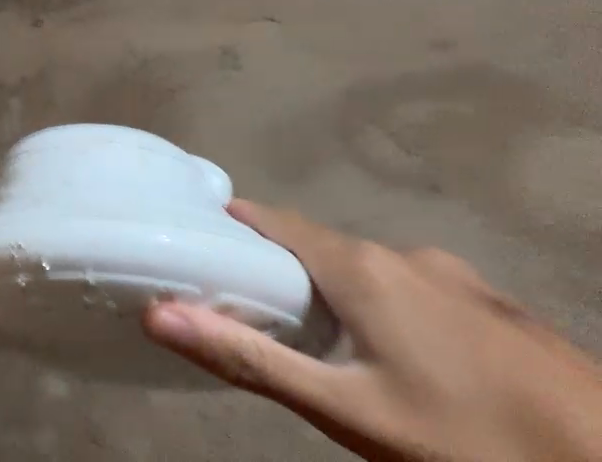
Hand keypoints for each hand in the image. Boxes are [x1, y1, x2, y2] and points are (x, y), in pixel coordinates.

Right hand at [145, 200, 601, 461]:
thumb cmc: (471, 440)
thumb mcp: (347, 412)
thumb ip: (248, 358)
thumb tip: (152, 312)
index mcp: (363, 267)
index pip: (271, 220)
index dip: (229, 230)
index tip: (194, 249)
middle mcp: (409, 256)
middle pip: (320, 249)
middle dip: (284, 275)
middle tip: (261, 320)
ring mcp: (466, 281)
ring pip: (376, 274)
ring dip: (343, 298)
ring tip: (337, 353)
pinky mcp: (507, 312)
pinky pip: (424, 294)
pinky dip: (397, 313)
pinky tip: (414, 367)